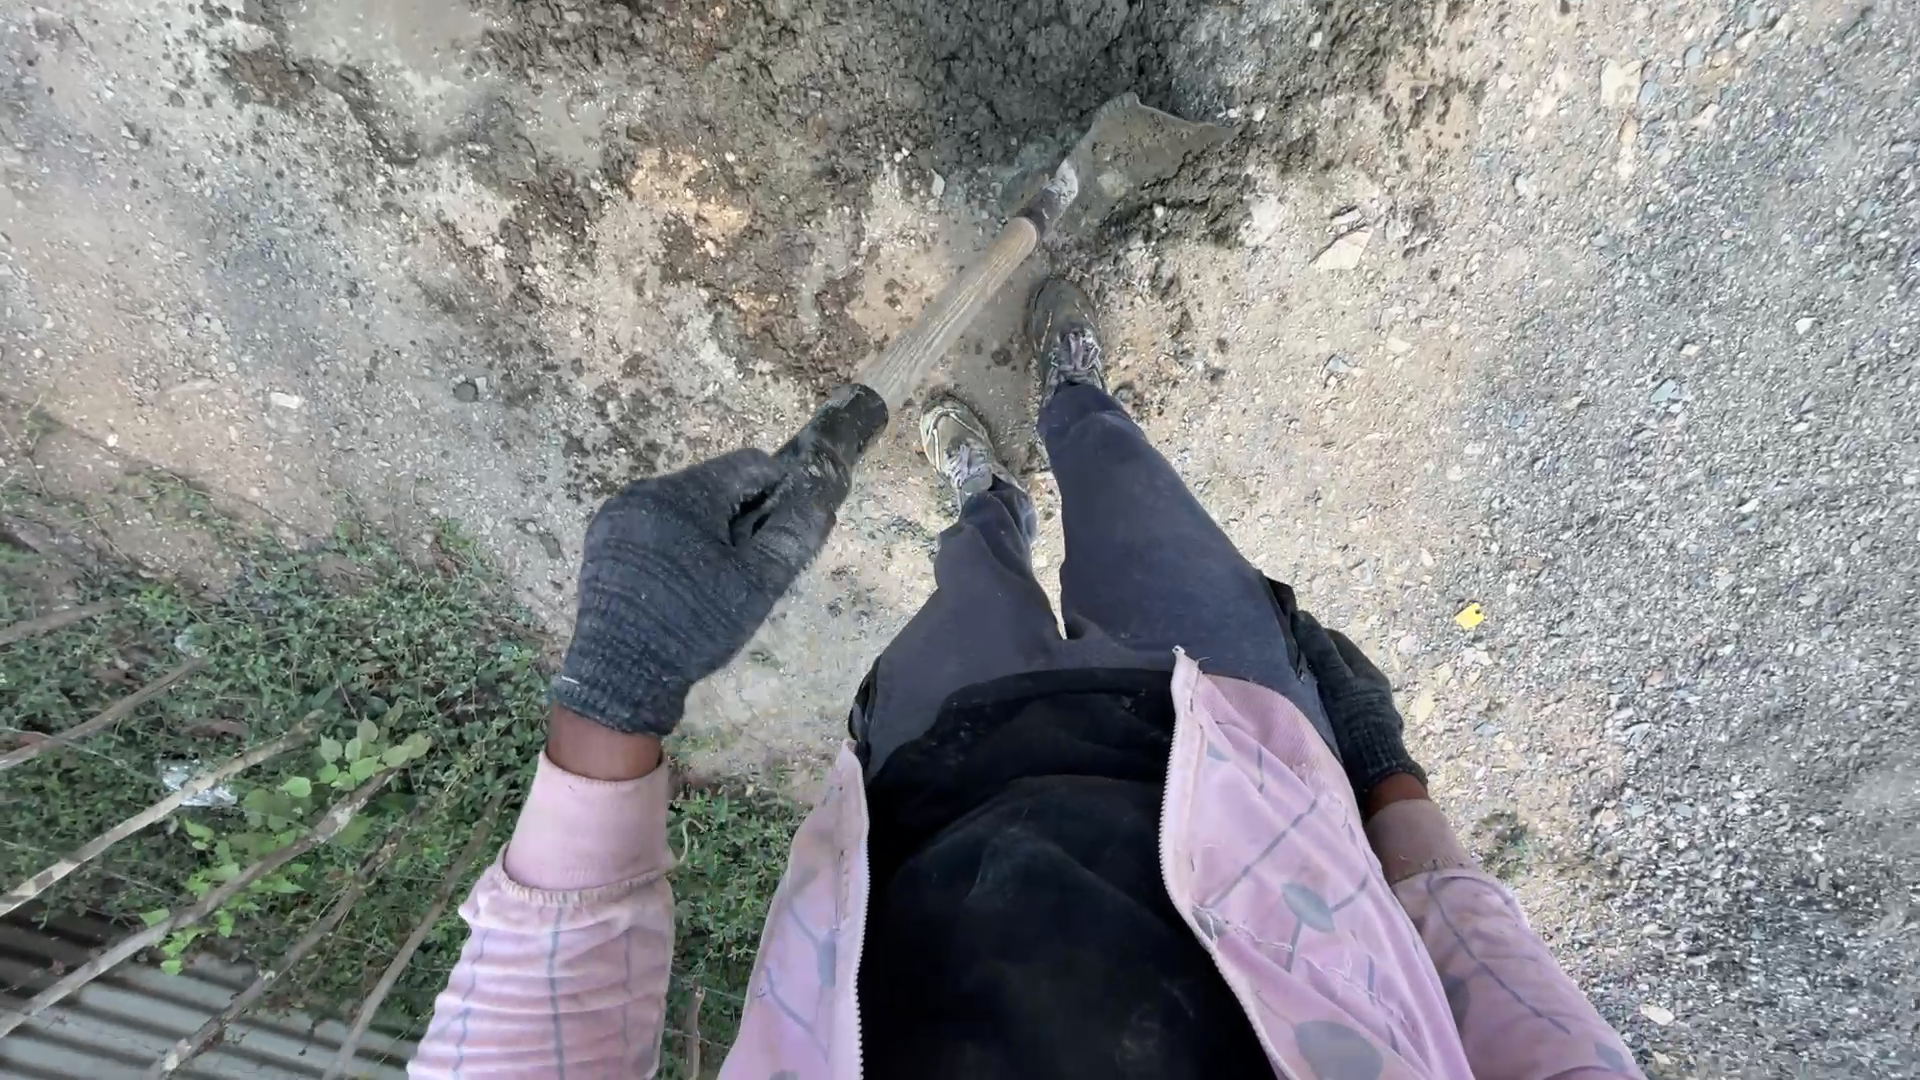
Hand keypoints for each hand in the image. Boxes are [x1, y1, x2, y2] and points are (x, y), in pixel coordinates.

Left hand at [552, 448, 837, 736]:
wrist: (622, 673)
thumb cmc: (696, 623)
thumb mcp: (758, 583)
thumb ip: (793, 536)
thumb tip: (821, 504)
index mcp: (685, 492)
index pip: (749, 464)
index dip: (779, 487)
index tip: (789, 522)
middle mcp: (646, 491)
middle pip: (715, 483)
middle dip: (743, 511)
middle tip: (754, 558)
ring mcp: (619, 514)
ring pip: (685, 504)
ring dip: (711, 526)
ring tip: (719, 573)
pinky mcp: (604, 540)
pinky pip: (656, 523)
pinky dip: (680, 538)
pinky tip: (685, 578)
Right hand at [1291, 610, 1427, 808]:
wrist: (1375, 772)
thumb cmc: (1356, 720)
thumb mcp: (1337, 681)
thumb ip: (1321, 651)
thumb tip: (1302, 618)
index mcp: (1368, 673)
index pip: (1337, 642)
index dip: (1313, 635)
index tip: (1289, 635)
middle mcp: (1372, 689)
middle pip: (1339, 664)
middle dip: (1315, 659)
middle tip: (1286, 660)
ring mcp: (1369, 712)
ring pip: (1338, 687)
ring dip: (1318, 683)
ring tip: (1293, 685)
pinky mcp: (1362, 733)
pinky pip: (1338, 707)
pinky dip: (1322, 702)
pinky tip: (1308, 710)